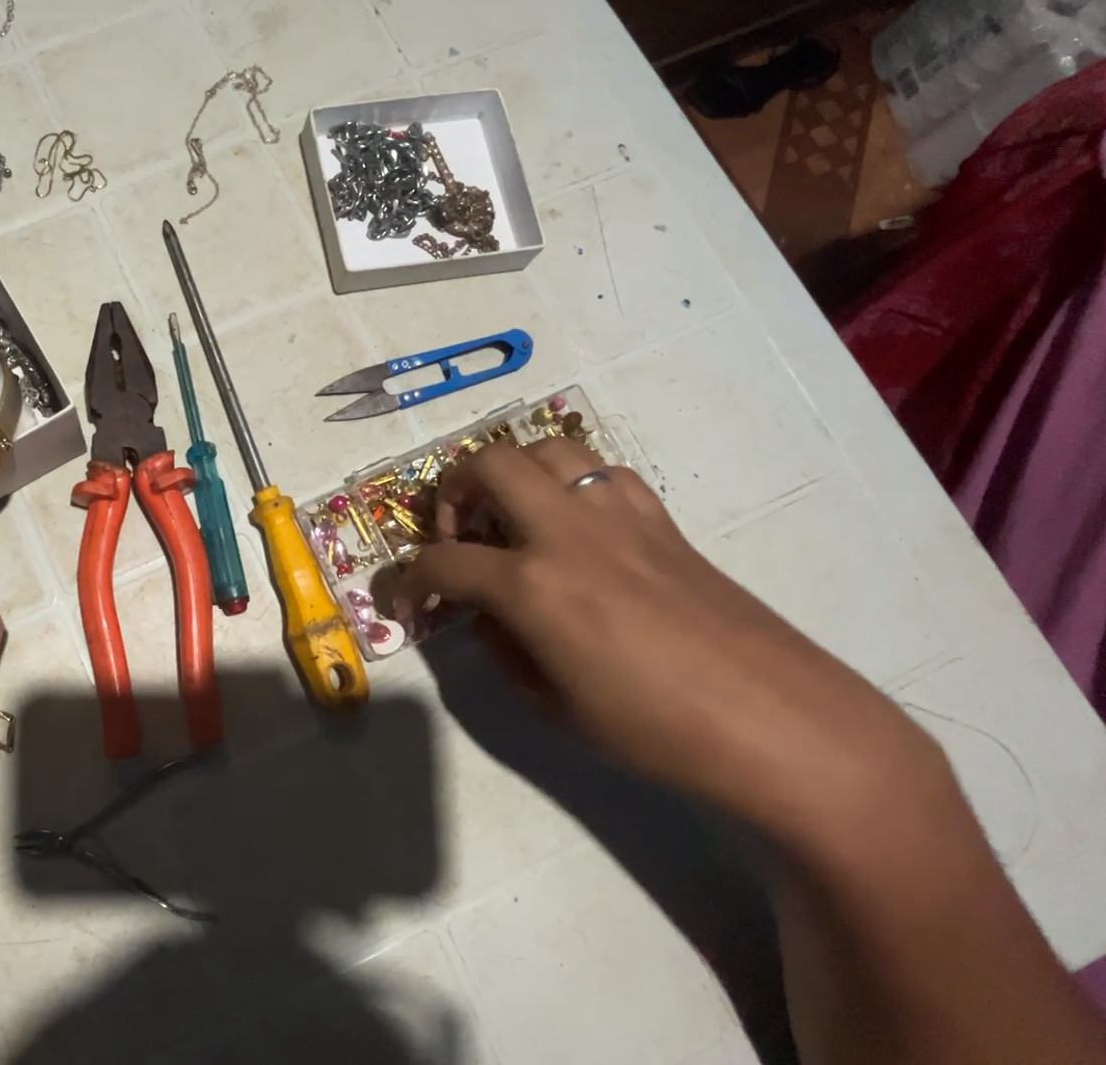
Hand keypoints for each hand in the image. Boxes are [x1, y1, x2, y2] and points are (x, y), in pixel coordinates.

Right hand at [393, 438, 939, 836]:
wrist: (780, 727)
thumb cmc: (654, 731)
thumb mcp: (552, 705)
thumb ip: (505, 650)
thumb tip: (490, 618)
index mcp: (531, 586)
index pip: (440, 562)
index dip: (406, 579)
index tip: (401, 599)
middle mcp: (568, 532)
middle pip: (488, 465)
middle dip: (452, 492)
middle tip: (455, 535)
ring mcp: (619, 517)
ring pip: (547, 450)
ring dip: (512, 475)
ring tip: (511, 519)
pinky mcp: (661, 522)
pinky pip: (601, 473)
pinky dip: (569, 484)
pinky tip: (574, 528)